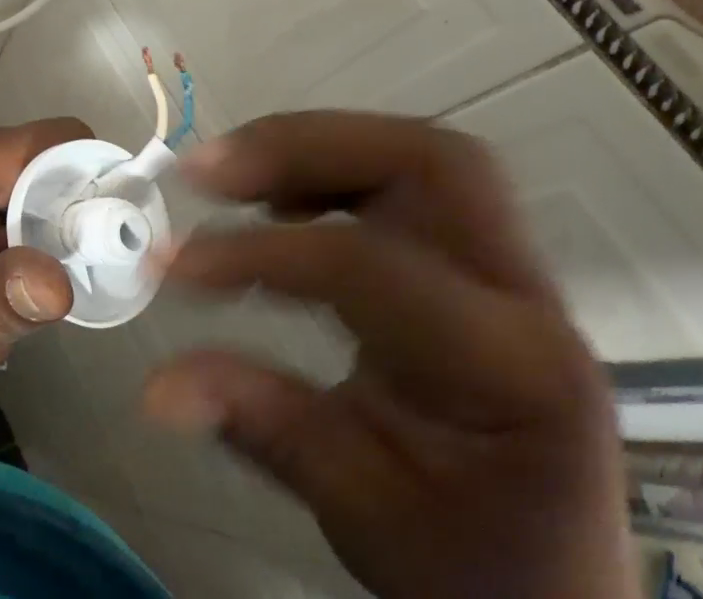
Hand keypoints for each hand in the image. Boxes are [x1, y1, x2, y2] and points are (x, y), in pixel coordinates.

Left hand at [0, 119, 88, 388]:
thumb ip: (14, 297)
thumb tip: (59, 284)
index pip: (56, 142)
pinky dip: (15, 202)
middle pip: (41, 148)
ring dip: (42, 202)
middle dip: (70, 195)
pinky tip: (7, 247)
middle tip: (74, 251)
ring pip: (21, 161)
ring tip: (39, 254)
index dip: (92, 180)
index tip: (103, 230)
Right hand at [143, 112, 637, 598]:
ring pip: (420, 158)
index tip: (170, 267)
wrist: (546, 586)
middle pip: (429, 163)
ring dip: (313, 149)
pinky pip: (408, 188)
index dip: (260, 253)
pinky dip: (331, 174)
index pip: (372, 265)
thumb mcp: (358, 509)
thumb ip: (264, 429)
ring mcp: (507, 277)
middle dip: (304, 147)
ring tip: (226, 177)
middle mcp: (523, 300)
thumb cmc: (462, 559)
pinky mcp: (474, 275)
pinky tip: (276, 205)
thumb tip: (155, 388)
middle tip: (204, 172)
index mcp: (505, 367)